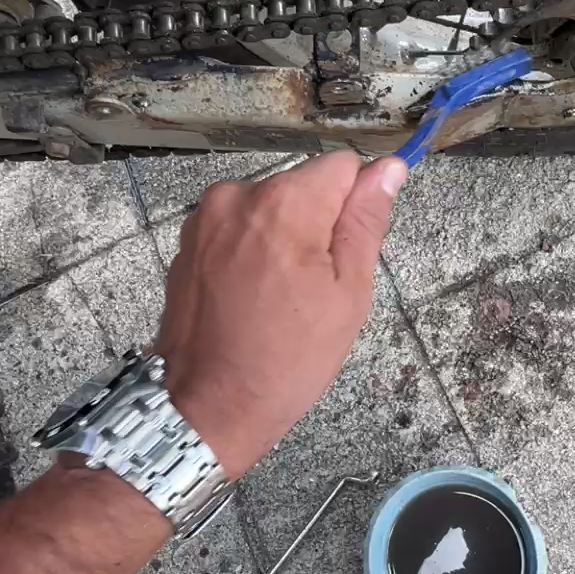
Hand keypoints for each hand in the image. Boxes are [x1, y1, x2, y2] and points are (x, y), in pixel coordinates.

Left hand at [154, 150, 406, 477]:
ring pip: (270, 207)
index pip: (343, 166)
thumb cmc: (288, 360)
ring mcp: (204, 217)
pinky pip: (238, 227)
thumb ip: (366, 222)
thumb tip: (388, 170)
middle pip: (303, 185)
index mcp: (284, 203)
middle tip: (314, 287)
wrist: (208, 407)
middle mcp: (237, 195)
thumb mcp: (347, 295)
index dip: (356, 204)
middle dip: (317, 223)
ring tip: (279, 296)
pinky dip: (251, 249)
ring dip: (283, 236)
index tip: (348, 251)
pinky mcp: (186, 241)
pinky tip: (250, 295)